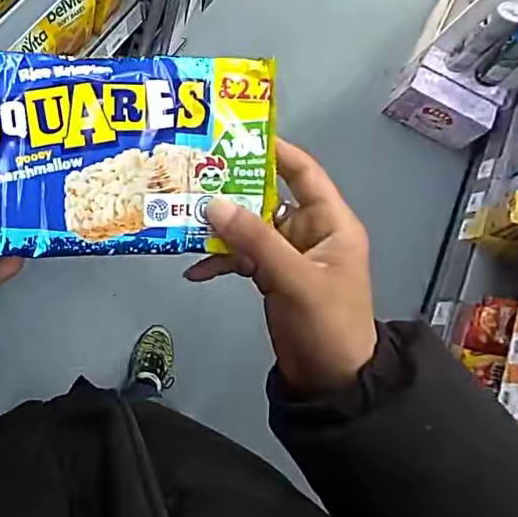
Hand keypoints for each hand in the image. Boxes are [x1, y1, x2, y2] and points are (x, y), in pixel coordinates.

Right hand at [186, 139, 377, 396]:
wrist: (332, 380)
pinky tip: (196, 271)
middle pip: (266, 198)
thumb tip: (214, 204)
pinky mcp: (271, 275)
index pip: (304, 173)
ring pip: (248, 227)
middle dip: (232, 191)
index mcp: (329, 223)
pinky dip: (219, 261)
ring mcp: (288, 254)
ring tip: (185, 223)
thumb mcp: (295, 279)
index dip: (276, 150)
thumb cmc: (328, 324)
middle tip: (194, 178)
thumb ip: (255, 240)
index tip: (238, 135)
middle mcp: (308, 231)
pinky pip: (241, 256)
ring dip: (220, 229)